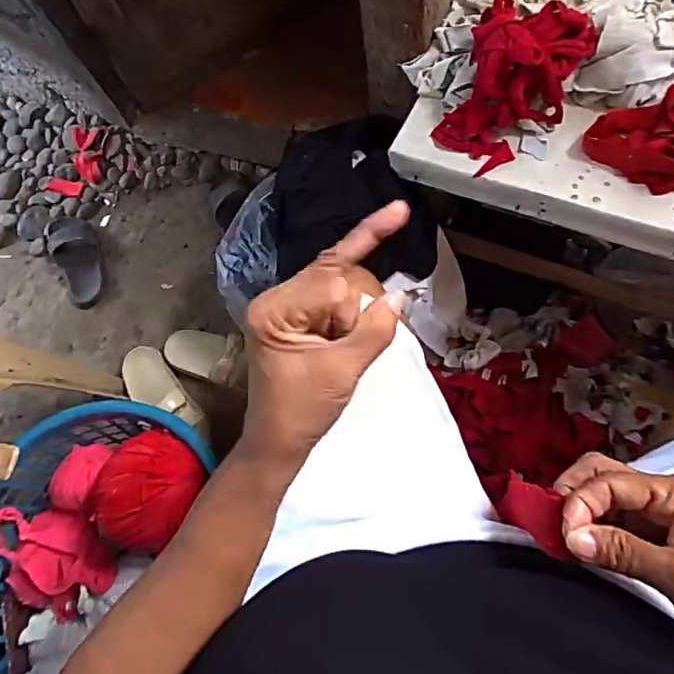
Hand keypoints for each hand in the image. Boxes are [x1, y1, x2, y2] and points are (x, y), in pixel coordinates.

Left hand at [240, 202, 409, 464]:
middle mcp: (276, 296)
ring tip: (342, 342)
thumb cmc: (302, 411)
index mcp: (274, 309)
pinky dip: (354, 288)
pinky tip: (383, 233)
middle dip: (355, 303)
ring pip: (338, 276)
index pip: (330, 283)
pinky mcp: (300, 309)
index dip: (350, 312)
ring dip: (354, 306)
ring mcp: (287, 301)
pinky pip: (333, 286)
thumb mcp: (341, 372)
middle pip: (333, 271)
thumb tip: (399, 296)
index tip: (346, 345)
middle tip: (346, 343)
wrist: (279, 440)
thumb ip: (372, 331)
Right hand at [555, 454, 673, 673]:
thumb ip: (624, 550)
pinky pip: (617, 527)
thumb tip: (570, 534)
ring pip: (607, 501)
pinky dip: (594, 533)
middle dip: (573, 496)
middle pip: (605, 478)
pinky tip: (579, 546)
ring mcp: (668, 518)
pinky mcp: (663, 543)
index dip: (580, 500)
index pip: (612, 479)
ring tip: (559, 536)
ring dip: (581, 515)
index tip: (561, 532)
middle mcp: (672, 495)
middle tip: (548, 523)